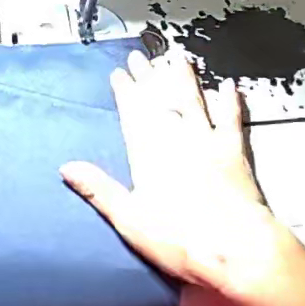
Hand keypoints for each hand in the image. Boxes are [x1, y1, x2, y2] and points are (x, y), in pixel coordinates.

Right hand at [60, 51, 304, 305]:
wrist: (237, 249)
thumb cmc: (180, 239)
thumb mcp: (129, 219)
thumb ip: (99, 189)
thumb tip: (67, 168)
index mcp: (149, 155)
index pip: (133, 114)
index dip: (126, 92)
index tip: (120, 73)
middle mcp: (178, 141)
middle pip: (160, 101)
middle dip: (149, 78)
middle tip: (142, 56)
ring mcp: (208, 143)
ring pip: (193, 102)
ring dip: (184, 79)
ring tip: (178, 57)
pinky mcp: (235, 153)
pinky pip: (231, 120)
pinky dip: (229, 102)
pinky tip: (229, 86)